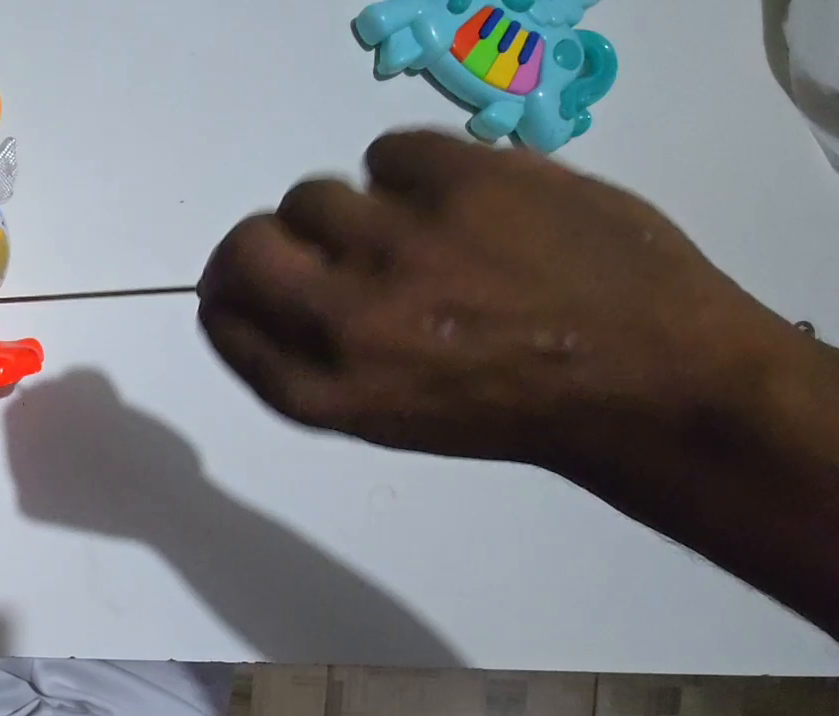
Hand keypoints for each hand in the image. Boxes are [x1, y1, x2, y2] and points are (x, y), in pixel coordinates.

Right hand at [197, 130, 812, 468]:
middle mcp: (348, 322)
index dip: (224, 298)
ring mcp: (410, 248)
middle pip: (244, 250)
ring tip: (386, 229)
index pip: (223, 322)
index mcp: (321, 390)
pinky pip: (385, 151)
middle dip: (250, 248)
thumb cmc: (492, 408)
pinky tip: (436, 199)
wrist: (642, 377)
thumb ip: (292, 364)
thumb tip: (239, 299)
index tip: (240, 291)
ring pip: (310, 195)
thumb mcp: (370, 416)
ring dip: (332, 212)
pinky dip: (398, 171)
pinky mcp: (472, 183)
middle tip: (290, 249)